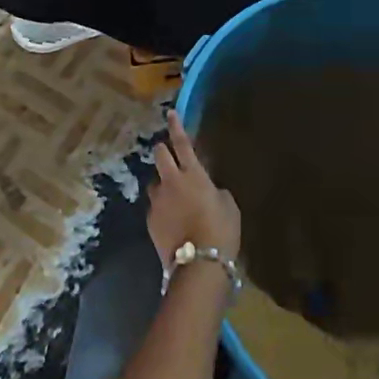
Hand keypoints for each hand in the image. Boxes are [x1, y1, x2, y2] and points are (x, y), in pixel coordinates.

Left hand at [148, 110, 240, 272]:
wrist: (198, 265)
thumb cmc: (221, 232)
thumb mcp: (228, 206)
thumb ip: (215, 191)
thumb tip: (207, 190)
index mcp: (193, 174)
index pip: (182, 143)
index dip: (176, 126)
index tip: (170, 113)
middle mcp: (170, 181)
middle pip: (159, 154)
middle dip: (162, 150)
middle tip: (169, 155)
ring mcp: (157, 201)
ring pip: (155, 182)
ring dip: (163, 183)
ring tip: (174, 197)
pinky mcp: (150, 219)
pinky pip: (155, 206)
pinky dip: (162, 207)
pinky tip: (172, 220)